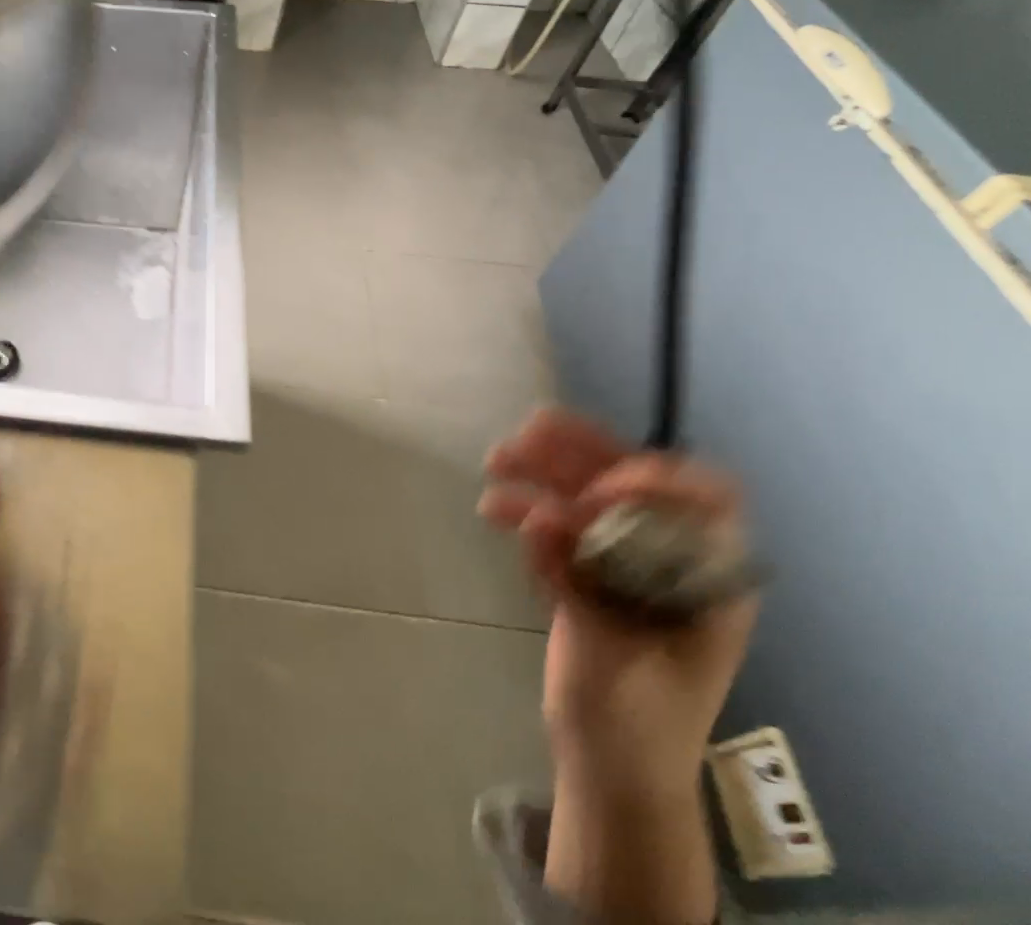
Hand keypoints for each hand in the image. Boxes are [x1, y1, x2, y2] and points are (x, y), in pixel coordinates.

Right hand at [478, 408, 756, 794]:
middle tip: (526, 434)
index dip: (657, 482)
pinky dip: (528, 515)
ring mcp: (623, 568)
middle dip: (581, 455)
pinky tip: (494, 507)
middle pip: (633, 488)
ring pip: (589, 502)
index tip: (599, 490)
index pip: (705, 503)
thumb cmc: (637, 725)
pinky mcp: (584, 579)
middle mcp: (668, 561)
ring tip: (497, 460)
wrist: (613, 769)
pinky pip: (559, 532)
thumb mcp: (615, 660)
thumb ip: (578, 588)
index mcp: (708, 580)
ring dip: (544, 475)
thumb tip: (539, 519)